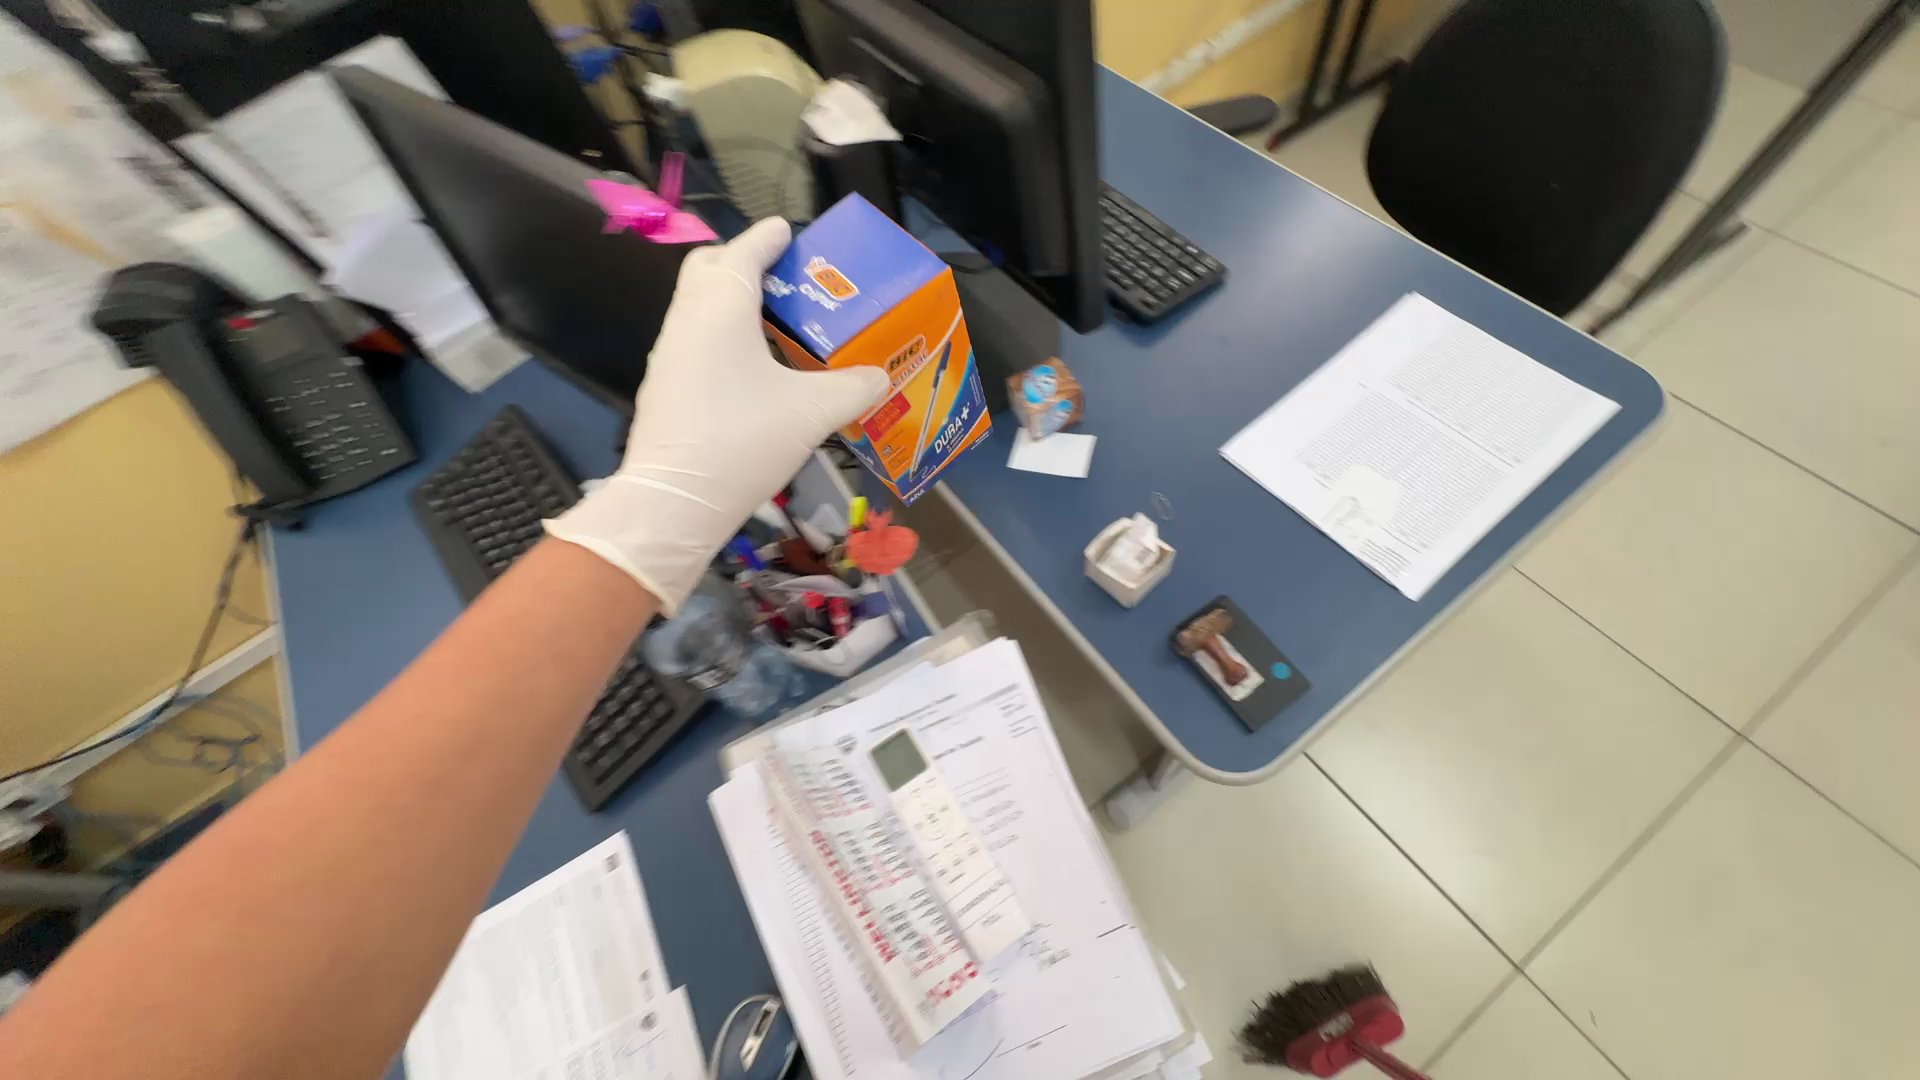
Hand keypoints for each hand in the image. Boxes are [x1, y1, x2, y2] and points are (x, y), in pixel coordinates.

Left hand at [545, 218, 887, 611]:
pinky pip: (694, 341)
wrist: (675, 500)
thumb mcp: (812, 413)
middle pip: (707, 270)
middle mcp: (687, 320)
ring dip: (729, 301)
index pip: (743, 253)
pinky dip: (720, 335)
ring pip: (697, 307)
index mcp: (722, 308)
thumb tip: (881, 378)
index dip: (767, 239)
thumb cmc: (743, 440)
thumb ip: (854, 389)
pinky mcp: (664, 388)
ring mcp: (669, 355)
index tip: (786, 231)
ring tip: (772, 322)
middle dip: (740, 262)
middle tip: (780, 277)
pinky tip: (749, 369)